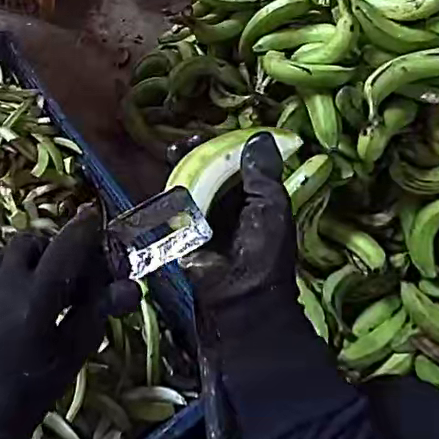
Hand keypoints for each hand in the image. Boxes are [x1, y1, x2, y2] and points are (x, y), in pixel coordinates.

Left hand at [0, 205, 140, 438]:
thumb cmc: (29, 390)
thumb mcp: (72, 352)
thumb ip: (97, 312)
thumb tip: (130, 287)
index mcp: (38, 294)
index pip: (66, 245)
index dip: (83, 228)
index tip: (93, 217)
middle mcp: (5, 281)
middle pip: (30, 242)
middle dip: (49, 247)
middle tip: (62, 270)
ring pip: (2, 252)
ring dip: (21, 259)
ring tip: (32, 281)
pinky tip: (3, 296)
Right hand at [182, 133, 298, 330]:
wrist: (240, 304)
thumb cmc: (264, 256)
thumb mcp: (271, 208)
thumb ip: (263, 173)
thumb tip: (260, 136)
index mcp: (255, 197)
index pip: (239, 162)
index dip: (228, 145)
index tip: (218, 134)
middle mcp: (229, 204)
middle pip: (211, 168)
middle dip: (200, 152)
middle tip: (191, 141)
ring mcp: (205, 218)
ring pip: (190, 182)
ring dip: (182, 165)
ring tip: (176, 151)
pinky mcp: (184, 232)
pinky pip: (175, 204)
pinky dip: (170, 188)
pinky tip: (166, 177)